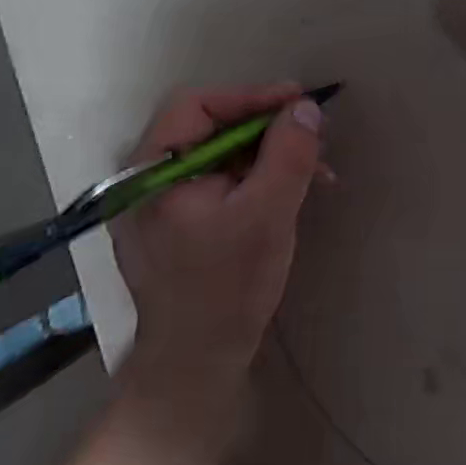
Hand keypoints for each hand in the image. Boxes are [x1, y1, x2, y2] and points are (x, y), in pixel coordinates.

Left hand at [110, 84, 325, 388]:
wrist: (195, 367)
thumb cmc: (226, 287)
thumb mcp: (267, 214)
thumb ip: (289, 155)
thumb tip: (306, 108)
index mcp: (153, 169)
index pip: (198, 106)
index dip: (251, 97)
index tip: (298, 102)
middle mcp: (149, 180)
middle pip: (210, 130)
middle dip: (267, 131)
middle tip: (313, 137)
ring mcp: (161, 206)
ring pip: (220, 159)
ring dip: (269, 158)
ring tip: (317, 172)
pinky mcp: (178, 227)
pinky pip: (220, 186)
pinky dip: (256, 183)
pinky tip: (291, 195)